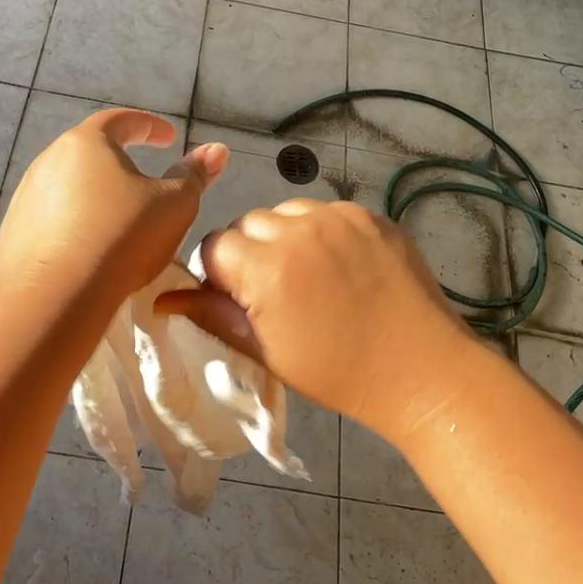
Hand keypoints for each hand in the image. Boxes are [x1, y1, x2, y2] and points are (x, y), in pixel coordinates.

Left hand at [0, 110, 226, 311]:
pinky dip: (74, 222)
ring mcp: (27, 195)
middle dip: (120, 160)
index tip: (168, 137)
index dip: (150, 126)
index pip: (122, 120)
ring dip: (95, 193)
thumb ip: (194, 174)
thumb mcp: (174, 204)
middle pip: (91, 151)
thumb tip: (217, 150)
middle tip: (145, 178)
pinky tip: (89, 246)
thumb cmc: (123, 237)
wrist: (57, 296)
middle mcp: (50, 159)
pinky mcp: (14, 231)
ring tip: (119, 218)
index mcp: (88, 142)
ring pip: (69, 185)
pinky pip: (52, 217)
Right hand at [158, 200, 478, 439]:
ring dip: (284, 237)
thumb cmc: (337, 372)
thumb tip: (161, 298)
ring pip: (285, 212)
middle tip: (275, 293)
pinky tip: (342, 266)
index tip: (240, 301)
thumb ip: (212, 315)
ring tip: (309, 276)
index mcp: (265, 268)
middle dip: (249, 252)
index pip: (213, 246)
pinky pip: (326, 211)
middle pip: (247, 224)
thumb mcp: (265, 350)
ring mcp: (338, 216)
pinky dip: (322, 232)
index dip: (219, 274)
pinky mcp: (369, 214)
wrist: (422, 370)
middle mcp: (297, 229)